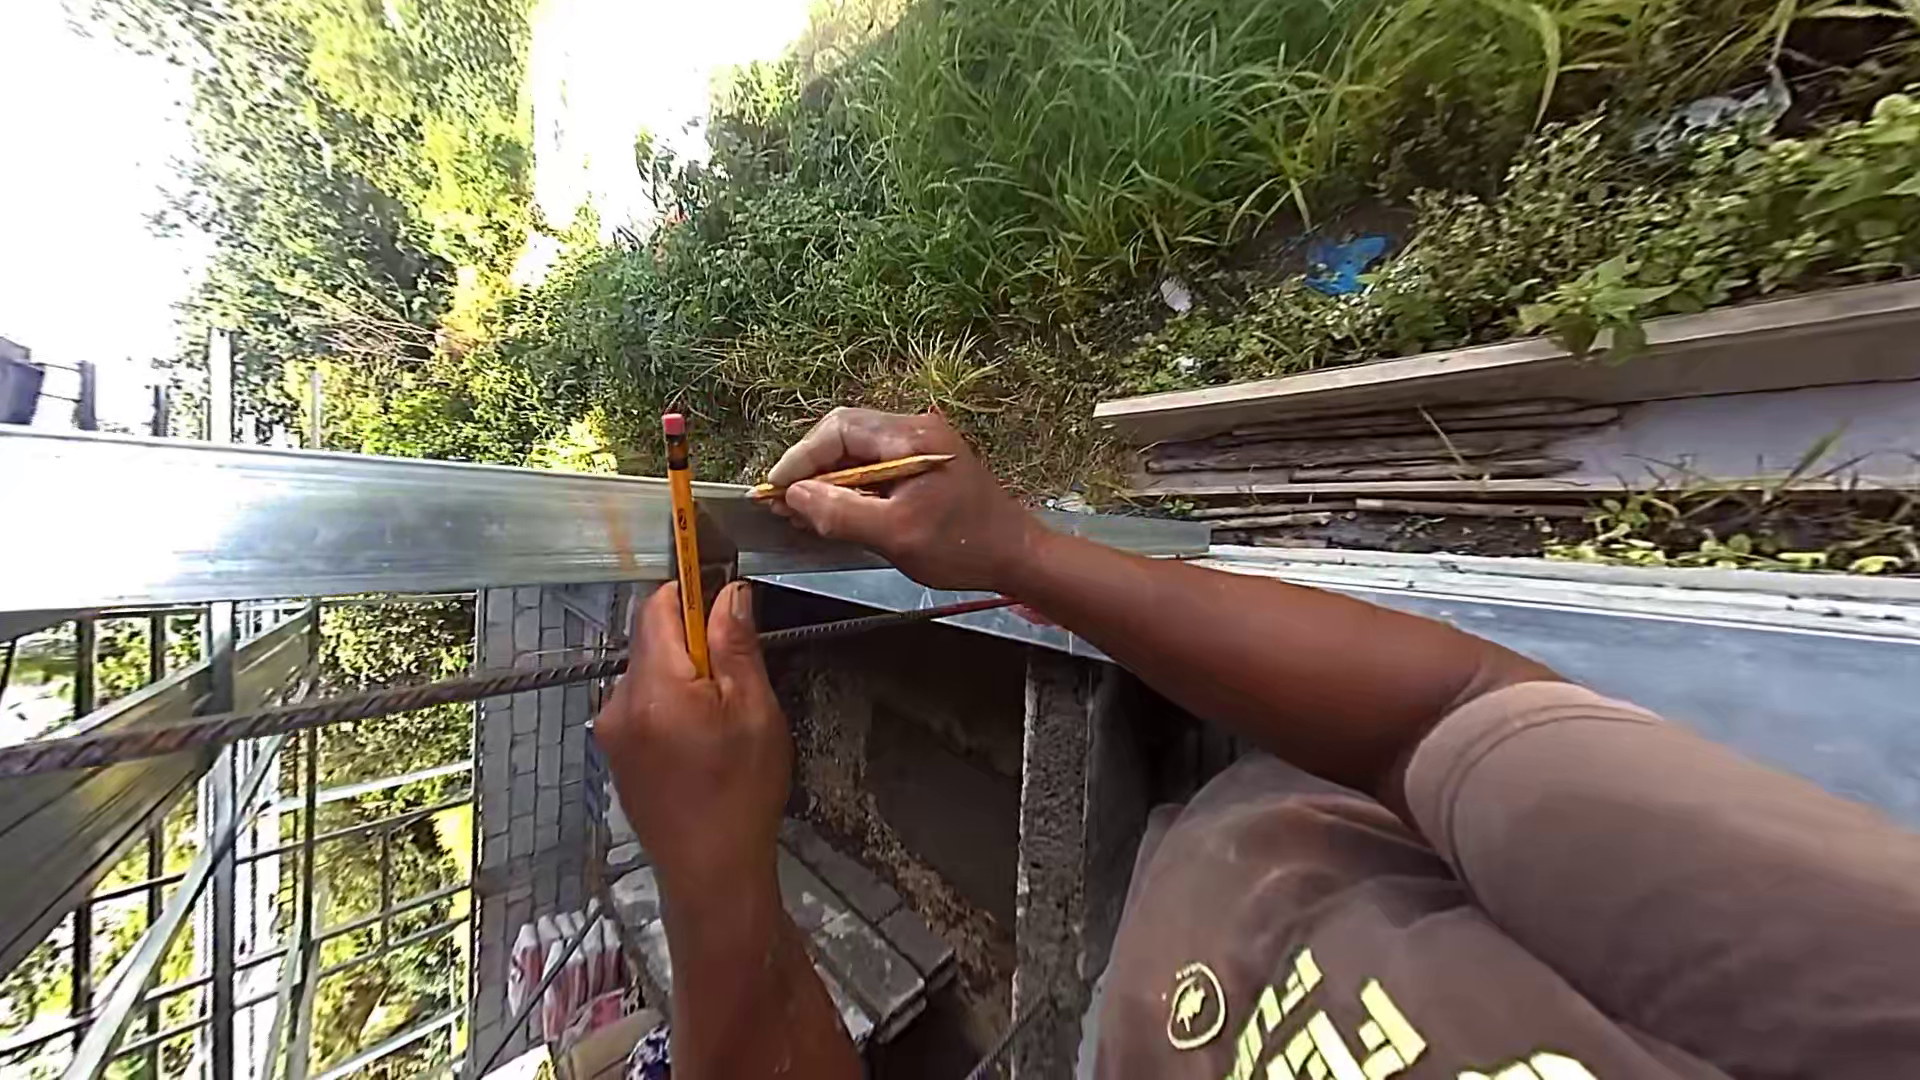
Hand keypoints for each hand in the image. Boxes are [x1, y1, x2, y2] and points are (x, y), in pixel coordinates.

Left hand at [594, 580, 789, 902]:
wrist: (712, 872)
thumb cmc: (743, 788)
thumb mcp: (754, 710)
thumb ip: (736, 645)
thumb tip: (730, 591)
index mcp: (653, 688)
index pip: (658, 608)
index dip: (691, 589)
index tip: (724, 592)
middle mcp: (617, 702)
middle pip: (653, 638)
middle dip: (695, 638)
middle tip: (739, 671)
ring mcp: (610, 731)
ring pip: (651, 670)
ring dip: (687, 670)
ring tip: (725, 711)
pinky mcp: (615, 752)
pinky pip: (643, 701)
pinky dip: (673, 697)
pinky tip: (703, 734)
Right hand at [768, 408, 1038, 591]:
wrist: (1016, 556)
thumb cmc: (962, 548)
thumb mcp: (897, 535)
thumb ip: (842, 513)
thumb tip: (793, 496)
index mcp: (912, 437)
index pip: (839, 429)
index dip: (801, 458)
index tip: (775, 490)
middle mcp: (916, 430)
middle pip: (846, 437)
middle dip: (811, 470)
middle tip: (784, 505)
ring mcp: (922, 446)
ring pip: (858, 454)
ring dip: (829, 482)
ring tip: (800, 513)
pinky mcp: (924, 466)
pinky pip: (876, 469)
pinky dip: (851, 490)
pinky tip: (834, 513)